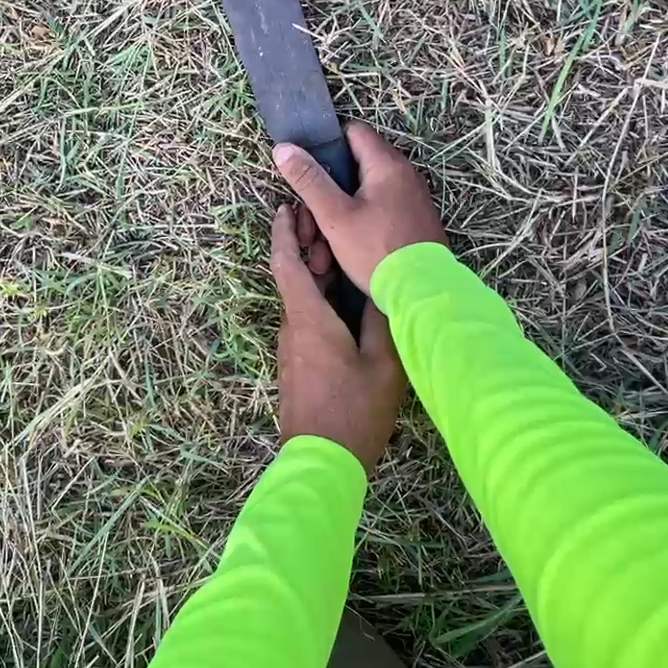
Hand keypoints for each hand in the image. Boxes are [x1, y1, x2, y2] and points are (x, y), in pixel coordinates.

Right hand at [272, 121, 445, 292]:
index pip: (353, 130)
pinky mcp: (412, 220)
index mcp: (387, 165)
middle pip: (355, 165)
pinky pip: (377, 209)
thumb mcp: (334, 216)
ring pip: (363, 192)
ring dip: (337, 210)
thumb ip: (309, 180)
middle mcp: (404, 174)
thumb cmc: (376, 251)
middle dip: (326, 187)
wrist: (424, 294)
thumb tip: (284, 148)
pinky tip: (342, 247)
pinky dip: (357, 221)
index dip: (326, 143)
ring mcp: (411, 198)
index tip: (307, 167)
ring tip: (320, 242)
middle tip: (307, 216)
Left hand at [272, 201, 403, 473]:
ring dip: (313, 269)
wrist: (322, 459)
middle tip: (320, 216)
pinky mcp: (299, 362)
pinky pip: (305, 316)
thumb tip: (378, 288)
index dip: (284, 233)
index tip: (286, 207)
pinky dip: (317, 294)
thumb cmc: (354, 409)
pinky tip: (339, 294)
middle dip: (304, 243)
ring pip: (300, 296)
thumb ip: (380, 321)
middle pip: (293, 276)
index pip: (287, 264)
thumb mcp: (382, 363)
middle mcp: (294, 326)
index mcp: (308, 318)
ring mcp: (294, 346)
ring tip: (333, 246)